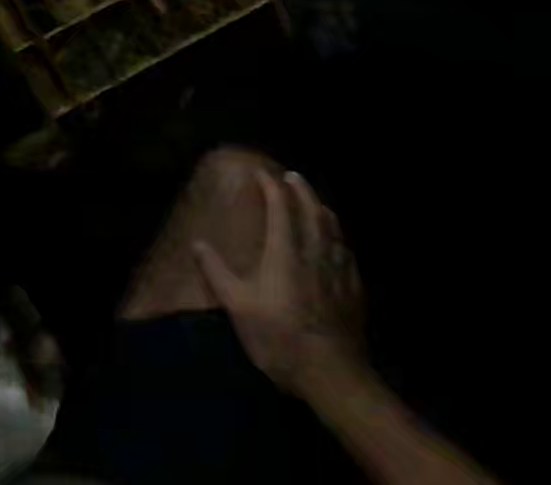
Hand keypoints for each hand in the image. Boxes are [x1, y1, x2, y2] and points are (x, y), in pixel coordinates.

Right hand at [192, 166, 365, 395]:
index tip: (260, 172)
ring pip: (333, 229)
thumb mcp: (238, 307)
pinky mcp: (354, 291)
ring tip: (314, 200)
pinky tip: (336, 243)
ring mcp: (338, 272)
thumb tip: (197, 243)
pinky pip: (346, 252)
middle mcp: (314, 253)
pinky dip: (337, 236)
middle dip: (301, 190)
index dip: (271, 186)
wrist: (334, 378)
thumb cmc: (280, 338)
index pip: (280, 207)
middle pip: (312, 211)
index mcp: (285, 252)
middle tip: (291, 176)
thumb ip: (217, 272)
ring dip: (321, 208)